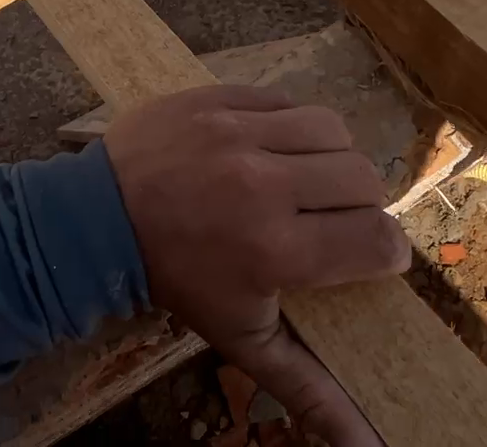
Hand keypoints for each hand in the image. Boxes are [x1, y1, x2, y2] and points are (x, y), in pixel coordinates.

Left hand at [105, 83, 410, 446]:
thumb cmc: (175, 276)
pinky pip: (284, 99)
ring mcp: (237, 132)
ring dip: (331, 156)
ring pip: (331, 129)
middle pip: (364, 178)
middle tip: (330, 216)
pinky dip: (290, 122)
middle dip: (360, 203)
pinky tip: (272, 145)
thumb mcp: (239, 336)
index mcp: (278, 248)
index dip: (385, 251)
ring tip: (307, 176)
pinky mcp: (216, 97)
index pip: (379, 240)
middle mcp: (265, 182)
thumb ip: (310, 389)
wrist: (100, 215)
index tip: (369, 253)